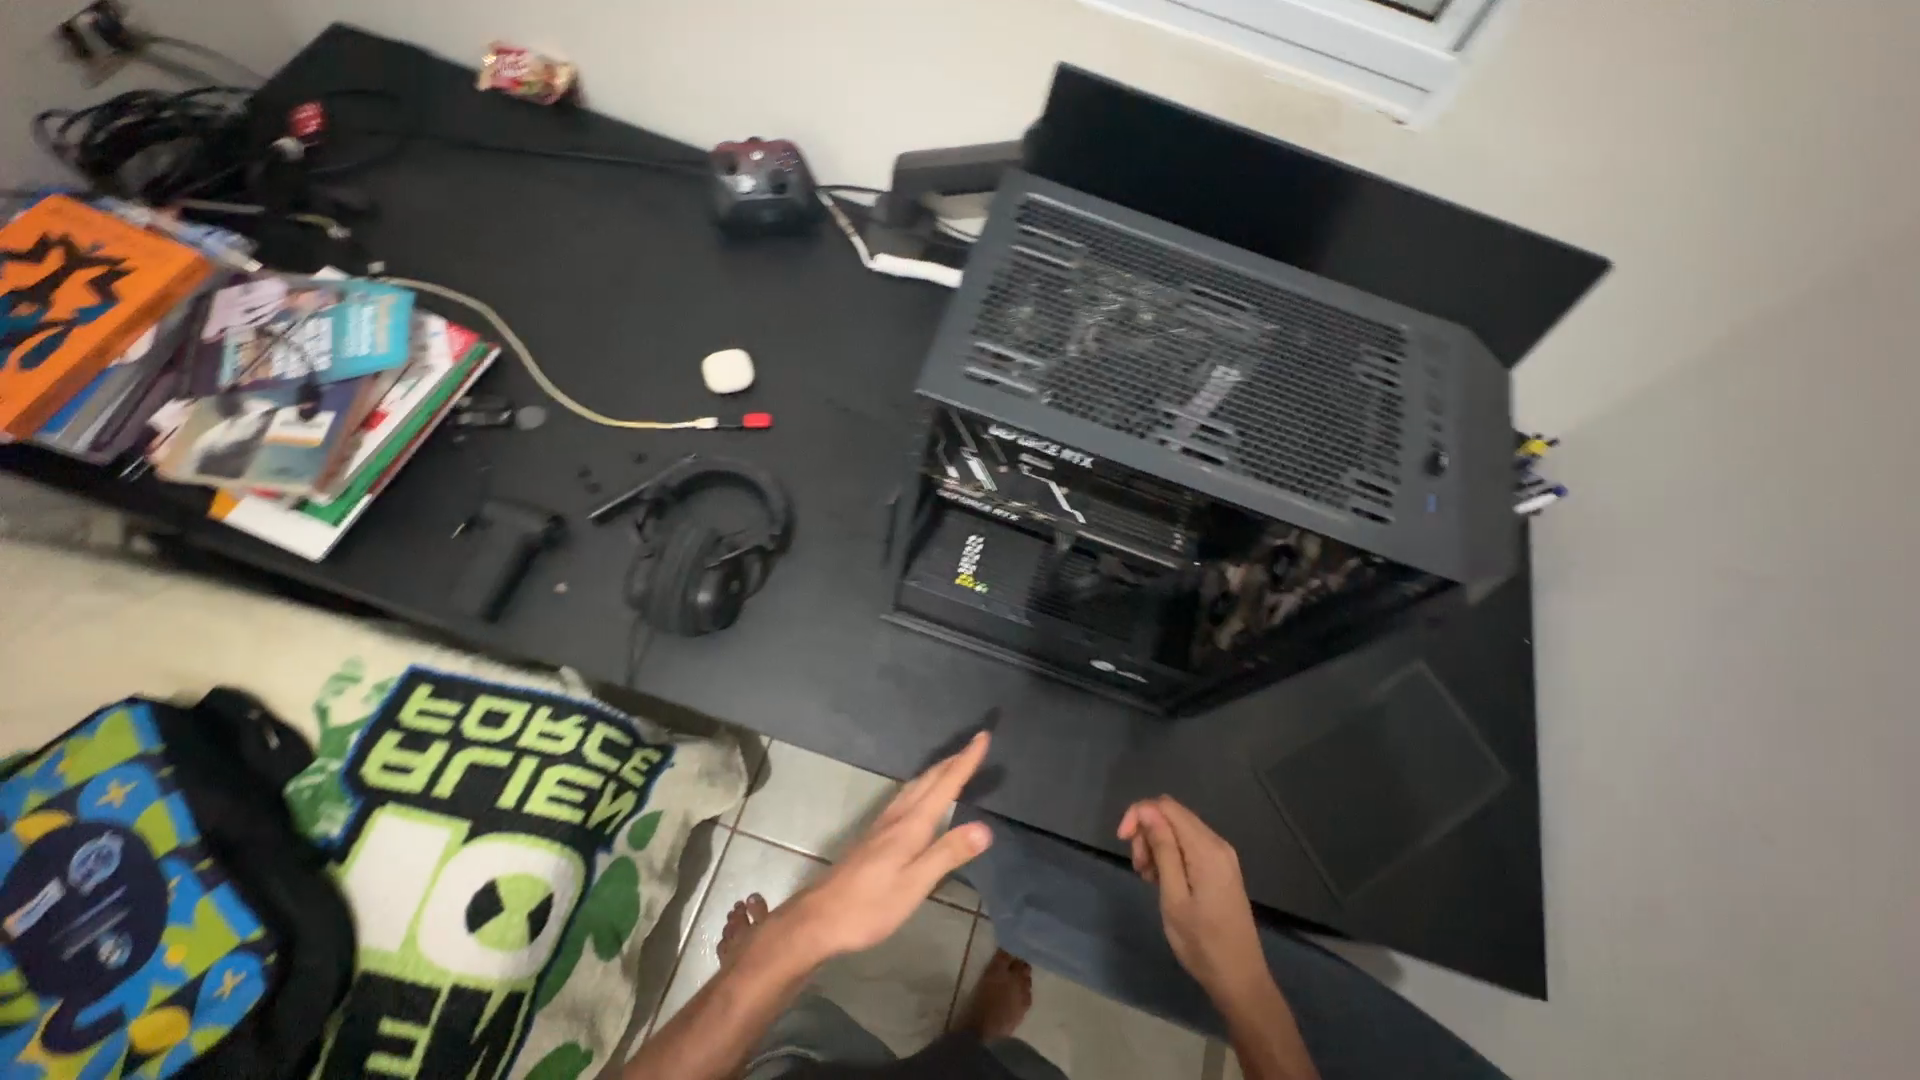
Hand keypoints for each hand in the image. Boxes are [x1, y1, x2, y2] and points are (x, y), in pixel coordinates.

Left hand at [780, 732, 993, 961]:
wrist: (819, 918)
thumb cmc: (870, 906)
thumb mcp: (914, 885)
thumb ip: (947, 854)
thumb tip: (984, 828)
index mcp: (910, 826)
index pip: (944, 786)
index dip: (965, 761)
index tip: (983, 737)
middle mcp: (896, 818)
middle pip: (928, 780)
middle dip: (953, 761)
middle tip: (974, 744)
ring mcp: (882, 826)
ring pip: (914, 787)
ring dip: (936, 772)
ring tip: (952, 763)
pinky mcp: (873, 837)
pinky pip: (904, 798)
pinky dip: (921, 787)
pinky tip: (918, 796)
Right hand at [1119, 795, 1267, 999]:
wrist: (1240, 978)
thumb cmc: (1202, 943)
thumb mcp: (1174, 897)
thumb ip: (1162, 850)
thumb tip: (1146, 811)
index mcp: (1207, 849)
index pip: (1166, 806)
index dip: (1139, 815)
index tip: (1122, 841)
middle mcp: (1217, 844)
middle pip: (1172, 816)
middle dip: (1147, 832)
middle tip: (1139, 868)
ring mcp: (1222, 856)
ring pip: (1179, 831)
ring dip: (1156, 846)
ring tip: (1148, 878)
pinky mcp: (1221, 869)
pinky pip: (1189, 847)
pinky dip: (1170, 856)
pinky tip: (1162, 881)